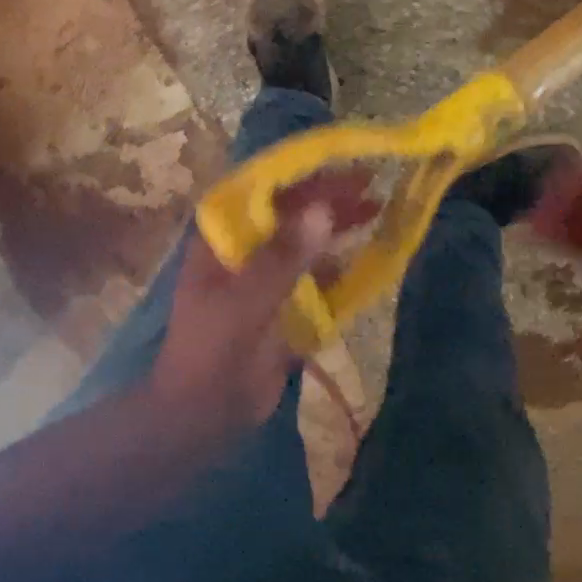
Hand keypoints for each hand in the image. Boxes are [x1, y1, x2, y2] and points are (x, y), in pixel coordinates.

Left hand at [151, 172, 377, 428]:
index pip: (267, 191)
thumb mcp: (245, 299)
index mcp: (223, 236)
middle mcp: (244, 249)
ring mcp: (265, 278)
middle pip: (292, 214)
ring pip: (306, 243)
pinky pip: (315, 280)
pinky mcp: (283, 307)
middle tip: (373, 191)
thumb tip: (323, 212)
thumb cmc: (212, 348)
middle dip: (330, 201)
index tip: (348, 169)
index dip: (308, 177)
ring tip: (378, 215)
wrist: (203, 412)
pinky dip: (338, 271)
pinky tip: (364, 266)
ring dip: (337, 231)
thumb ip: (284, 257)